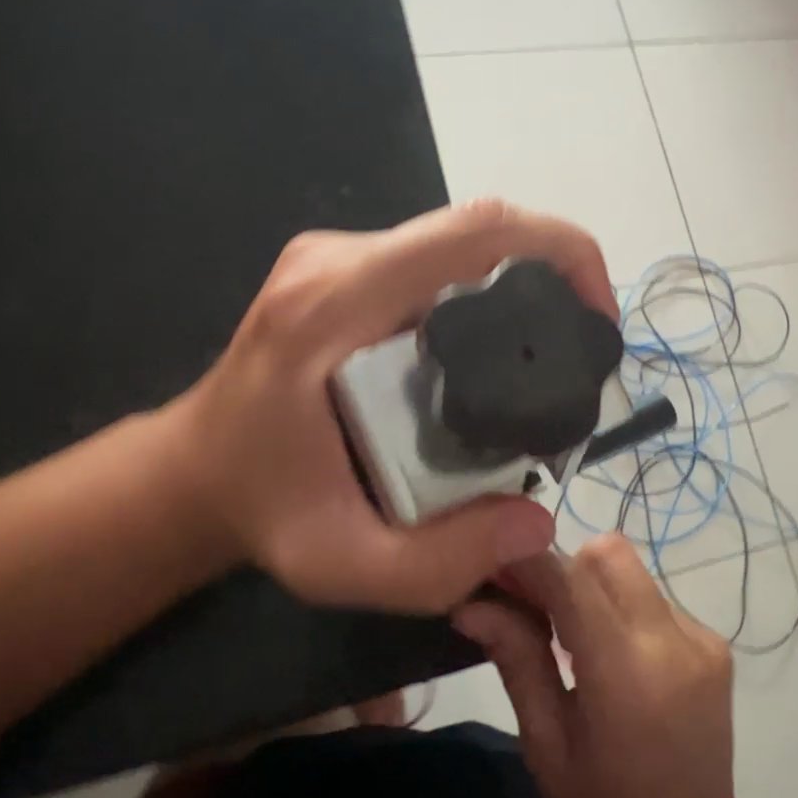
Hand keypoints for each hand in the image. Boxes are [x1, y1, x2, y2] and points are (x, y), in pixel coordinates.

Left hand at [170, 200, 616, 613]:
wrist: (198, 470)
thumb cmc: (262, 510)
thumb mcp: (338, 563)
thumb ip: (436, 563)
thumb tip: (536, 521)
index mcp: (332, 306)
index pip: (471, 233)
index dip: (560, 251)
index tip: (599, 316)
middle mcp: (335, 260)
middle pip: (475, 234)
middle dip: (549, 281)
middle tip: (579, 359)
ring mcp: (335, 256)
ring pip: (458, 247)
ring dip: (516, 290)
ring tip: (545, 364)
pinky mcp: (342, 267)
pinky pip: (435, 263)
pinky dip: (482, 297)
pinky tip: (496, 356)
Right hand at [451, 536, 797, 797]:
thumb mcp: (547, 746)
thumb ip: (517, 662)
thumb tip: (470, 605)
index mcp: (626, 673)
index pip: (571, 580)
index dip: (526, 559)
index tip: (491, 560)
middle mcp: (673, 639)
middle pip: (609, 554)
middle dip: (564, 567)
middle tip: (531, 606)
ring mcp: (702, 637)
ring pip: (631, 572)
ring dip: (593, 589)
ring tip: (571, 640)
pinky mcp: (715, 643)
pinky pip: (654, 599)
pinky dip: (623, 611)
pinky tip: (612, 657)